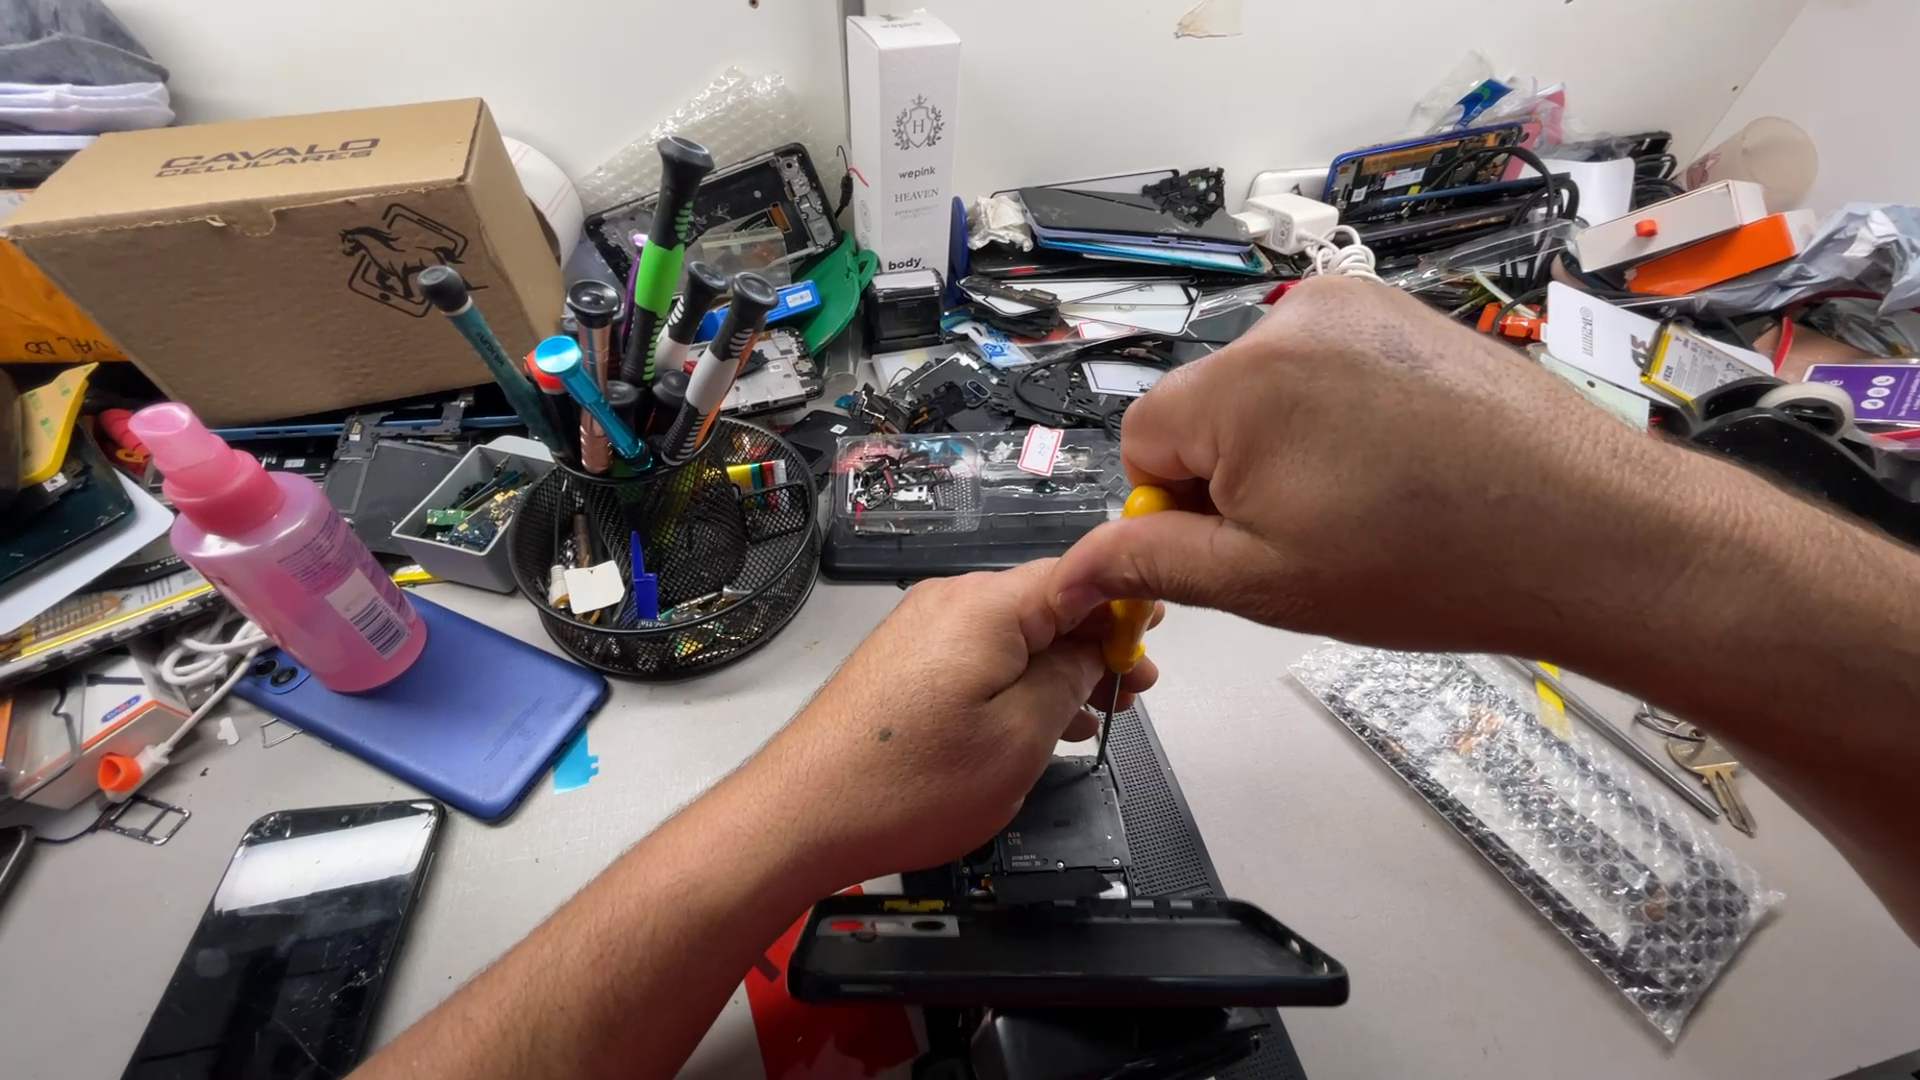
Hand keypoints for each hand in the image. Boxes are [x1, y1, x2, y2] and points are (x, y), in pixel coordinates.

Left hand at [739, 560, 1159, 890]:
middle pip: (1044, 605)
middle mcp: (950, 601)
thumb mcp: (1018, 738)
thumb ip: (1068, 679)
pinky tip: (1040, 717)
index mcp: (985, 606)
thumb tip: (1093, 648)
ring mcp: (922, 628)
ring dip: (1058, 666)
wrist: (800, 813)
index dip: (1123, 604)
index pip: (1077, 578)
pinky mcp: (907, 658)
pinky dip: (1017, 678)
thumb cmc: (909, 784)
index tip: (1155, 636)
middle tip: (1135, 689)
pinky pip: (979, 654)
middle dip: (1095, 644)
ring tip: (1097, 710)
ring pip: (1012, 634)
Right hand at [1049, 275, 1663, 654]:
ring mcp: (1348, 303)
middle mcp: (1286, 319)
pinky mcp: (1392, 307)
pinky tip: (1382, 453)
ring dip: (1272, 443)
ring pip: (1250, 389)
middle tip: (1301, 526)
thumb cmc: (1421, 568)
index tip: (1236, 538)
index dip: (1173, 500)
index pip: (1139, 438)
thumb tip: (1072, 568)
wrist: (1596, 534)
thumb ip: (1148, 563)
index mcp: (1239, 384)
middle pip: (1196, 409)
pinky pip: (1308, 363)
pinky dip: (1320, 412)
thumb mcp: (1257, 581)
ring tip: (1353, 493)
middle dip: (1225, 472)